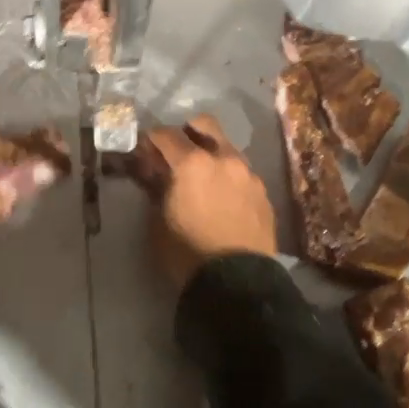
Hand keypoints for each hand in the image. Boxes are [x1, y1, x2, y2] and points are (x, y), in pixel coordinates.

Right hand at [143, 114, 277, 285]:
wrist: (239, 284)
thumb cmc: (189, 253)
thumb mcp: (159, 222)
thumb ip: (156, 188)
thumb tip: (154, 173)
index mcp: (192, 162)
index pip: (166, 134)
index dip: (152, 139)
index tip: (145, 148)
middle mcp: (223, 158)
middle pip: (204, 124)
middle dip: (188, 131)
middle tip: (178, 151)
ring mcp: (248, 174)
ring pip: (227, 148)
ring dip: (213, 154)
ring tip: (204, 178)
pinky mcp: (263, 193)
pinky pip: (242, 174)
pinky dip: (229, 177)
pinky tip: (224, 198)